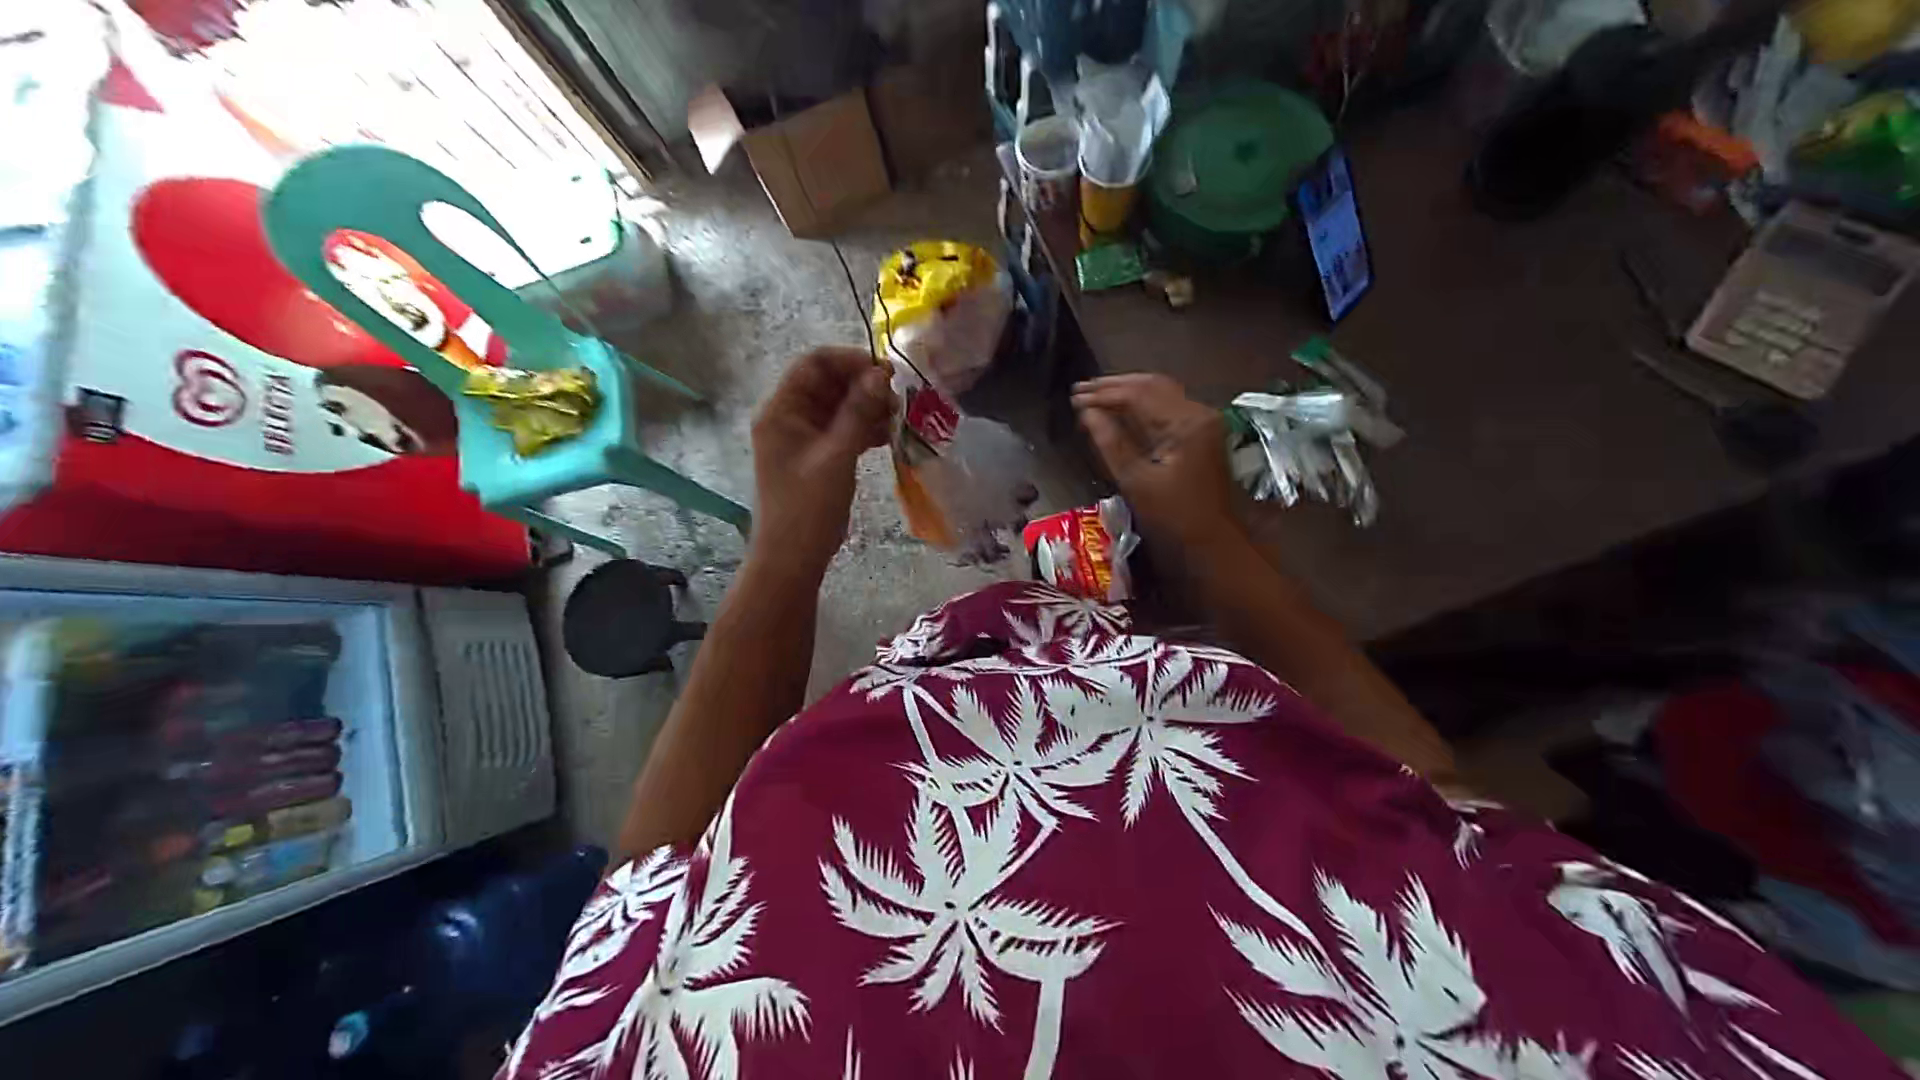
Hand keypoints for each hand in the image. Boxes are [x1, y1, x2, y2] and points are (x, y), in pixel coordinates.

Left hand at [750, 348, 892, 577]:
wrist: (792, 558)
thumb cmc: (808, 507)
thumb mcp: (836, 456)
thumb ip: (858, 412)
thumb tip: (880, 374)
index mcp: (781, 411)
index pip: (814, 364)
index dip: (849, 361)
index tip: (886, 372)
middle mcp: (789, 417)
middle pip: (828, 384)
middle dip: (863, 385)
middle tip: (899, 397)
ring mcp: (803, 438)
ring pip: (839, 407)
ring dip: (868, 408)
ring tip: (899, 417)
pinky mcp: (818, 456)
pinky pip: (843, 430)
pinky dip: (864, 429)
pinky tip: (890, 436)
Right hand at [1072, 374, 1241, 550]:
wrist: (1214, 541)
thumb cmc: (1174, 516)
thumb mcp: (1136, 481)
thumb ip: (1110, 442)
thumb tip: (1086, 413)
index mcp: (1186, 423)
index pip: (1139, 395)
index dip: (1104, 394)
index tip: (1074, 398)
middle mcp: (1198, 413)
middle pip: (1151, 385)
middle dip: (1114, 386)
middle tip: (1080, 390)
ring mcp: (1202, 421)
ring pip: (1160, 392)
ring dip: (1126, 391)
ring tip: (1094, 395)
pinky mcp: (1201, 432)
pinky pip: (1167, 406)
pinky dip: (1141, 404)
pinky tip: (1119, 408)